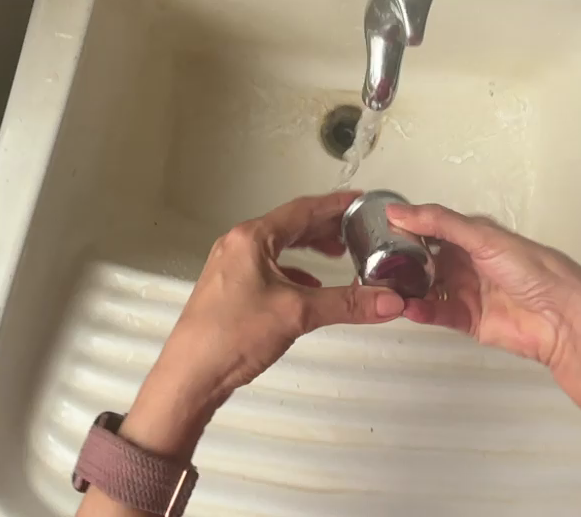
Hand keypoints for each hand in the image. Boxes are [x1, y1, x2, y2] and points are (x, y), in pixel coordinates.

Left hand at [119, 192, 405, 458]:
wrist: (189, 378)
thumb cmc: (236, 334)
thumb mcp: (296, 314)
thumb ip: (345, 304)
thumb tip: (391, 301)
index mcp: (252, 237)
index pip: (301, 210)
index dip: (335, 205)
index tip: (362, 201)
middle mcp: (239, 243)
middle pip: (290, 226)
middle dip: (324, 227)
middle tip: (357, 230)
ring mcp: (230, 265)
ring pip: (279, 247)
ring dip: (308, 248)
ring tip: (338, 255)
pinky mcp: (228, 288)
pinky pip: (268, 267)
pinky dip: (293, 270)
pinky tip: (310, 287)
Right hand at [386, 202, 580, 372]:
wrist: (560, 317)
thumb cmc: (532, 268)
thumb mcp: (481, 235)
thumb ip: (438, 222)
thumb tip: (399, 211)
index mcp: (469, 235)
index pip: (428, 227)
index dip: (405, 228)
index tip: (377, 229)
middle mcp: (465, 261)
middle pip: (423, 259)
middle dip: (400, 261)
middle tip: (374, 263)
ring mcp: (465, 291)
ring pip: (426, 287)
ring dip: (407, 288)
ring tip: (386, 288)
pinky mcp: (467, 320)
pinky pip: (436, 313)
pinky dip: (420, 311)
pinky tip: (409, 307)